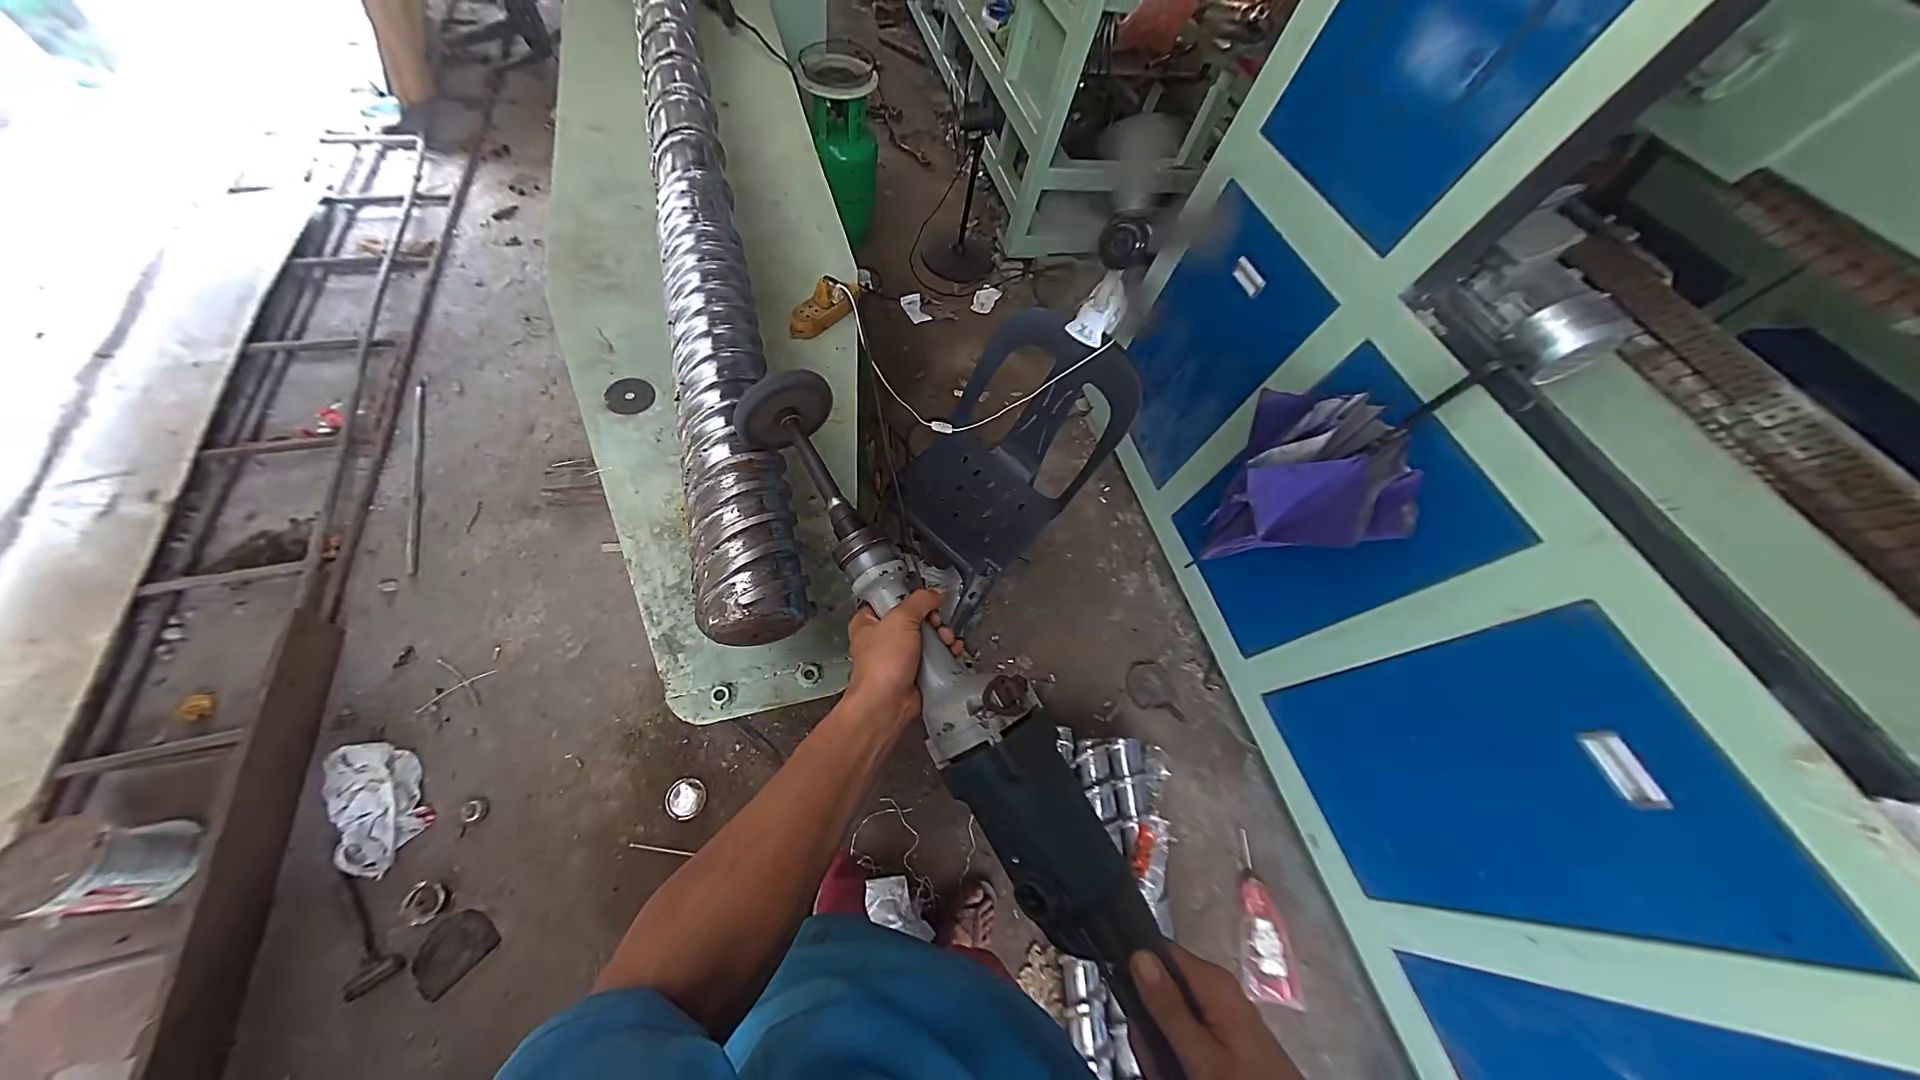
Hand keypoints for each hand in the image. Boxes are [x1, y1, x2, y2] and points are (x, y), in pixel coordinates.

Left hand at [844, 589, 962, 725]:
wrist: (887, 704)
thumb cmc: (884, 660)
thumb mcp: (901, 619)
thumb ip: (920, 601)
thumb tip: (936, 592)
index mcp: (868, 622)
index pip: (891, 600)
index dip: (910, 598)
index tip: (926, 600)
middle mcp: (881, 638)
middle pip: (915, 618)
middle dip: (933, 620)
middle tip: (938, 624)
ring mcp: (899, 657)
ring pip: (927, 637)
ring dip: (942, 636)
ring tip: (947, 640)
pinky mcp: (915, 672)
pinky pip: (934, 656)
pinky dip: (945, 652)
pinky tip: (953, 650)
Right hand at [1129, 945, 1301, 1079]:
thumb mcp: (1202, 1056)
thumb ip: (1168, 1006)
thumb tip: (1138, 954)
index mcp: (1212, 981)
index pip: (1159, 949)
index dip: (1137, 971)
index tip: (1125, 1002)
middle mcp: (1217, 988)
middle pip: (1162, 987)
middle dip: (1151, 1024)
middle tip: (1153, 1058)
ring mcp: (1222, 1013)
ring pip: (1171, 1016)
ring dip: (1162, 1045)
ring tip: (1166, 1073)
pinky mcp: (1225, 1035)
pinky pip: (1188, 1034)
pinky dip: (1179, 1056)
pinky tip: (1179, 1075)